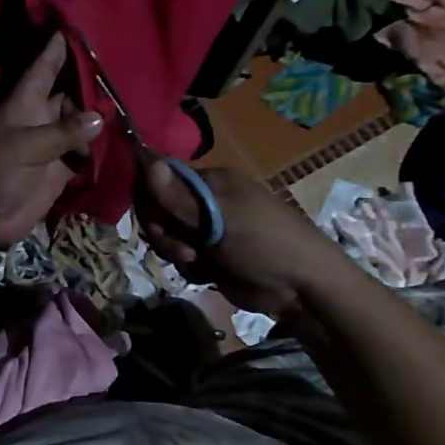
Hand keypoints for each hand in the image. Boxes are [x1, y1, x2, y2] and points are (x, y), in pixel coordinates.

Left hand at [0, 32, 103, 248]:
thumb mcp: (25, 147)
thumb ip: (63, 133)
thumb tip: (100, 118)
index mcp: (24, 104)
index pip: (43, 68)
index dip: (57, 49)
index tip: (75, 26)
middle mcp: (40, 119)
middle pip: (70, 94)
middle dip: (91, 86)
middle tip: (124, 75)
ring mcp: (52, 145)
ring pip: (81, 124)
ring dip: (100, 119)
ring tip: (131, 107)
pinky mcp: (61, 170)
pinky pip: (84, 153)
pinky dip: (100, 148)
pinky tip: (121, 140)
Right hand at [139, 162, 355, 319]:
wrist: (299, 286)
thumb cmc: (263, 242)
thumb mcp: (219, 218)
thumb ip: (179, 196)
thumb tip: (145, 158)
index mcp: (210, 181)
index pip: (160, 177)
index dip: (150, 198)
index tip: (156, 219)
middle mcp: (206, 202)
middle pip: (159, 210)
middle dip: (164, 232)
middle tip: (185, 250)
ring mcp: (208, 231)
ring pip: (168, 237)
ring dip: (177, 252)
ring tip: (200, 262)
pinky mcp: (211, 257)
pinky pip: (183, 259)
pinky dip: (191, 269)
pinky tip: (209, 275)